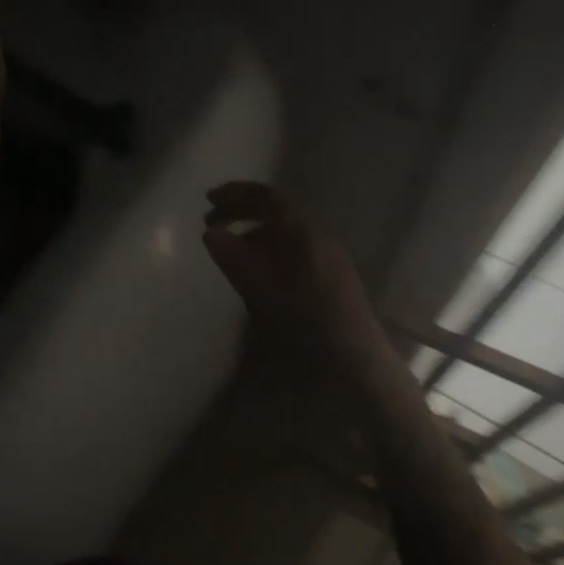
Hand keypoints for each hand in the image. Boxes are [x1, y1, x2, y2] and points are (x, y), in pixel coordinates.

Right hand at [201, 182, 402, 397]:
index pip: (267, 199)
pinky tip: (259, 277)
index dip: (235, 195)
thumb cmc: (307, 328)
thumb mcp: (263, 294)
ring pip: (289, 235)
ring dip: (257, 235)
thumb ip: (236, 261)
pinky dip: (271, 253)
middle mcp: (321, 239)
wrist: (356, 369)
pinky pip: (297, 252)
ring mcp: (331, 260)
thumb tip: (211, 233)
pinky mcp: (334, 281)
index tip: (207, 201)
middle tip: (213, 224)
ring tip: (230, 253)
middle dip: (244, 213)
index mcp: (305, 235)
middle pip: (279, 213)